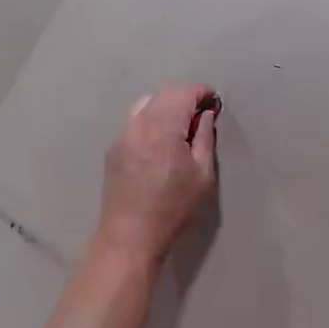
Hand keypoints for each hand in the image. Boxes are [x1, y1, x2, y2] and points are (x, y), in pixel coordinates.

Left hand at [97, 83, 220, 259]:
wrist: (131, 234)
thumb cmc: (174, 208)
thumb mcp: (202, 175)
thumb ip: (205, 138)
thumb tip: (205, 115)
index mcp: (163, 127)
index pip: (184, 93)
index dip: (202, 92)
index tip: (214, 102)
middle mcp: (139, 124)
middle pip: (164, 94)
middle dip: (185, 98)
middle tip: (202, 115)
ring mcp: (122, 135)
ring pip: (146, 104)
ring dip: (167, 106)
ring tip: (181, 127)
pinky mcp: (114, 148)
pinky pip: (135, 121)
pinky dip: (151, 119)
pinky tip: (161, 141)